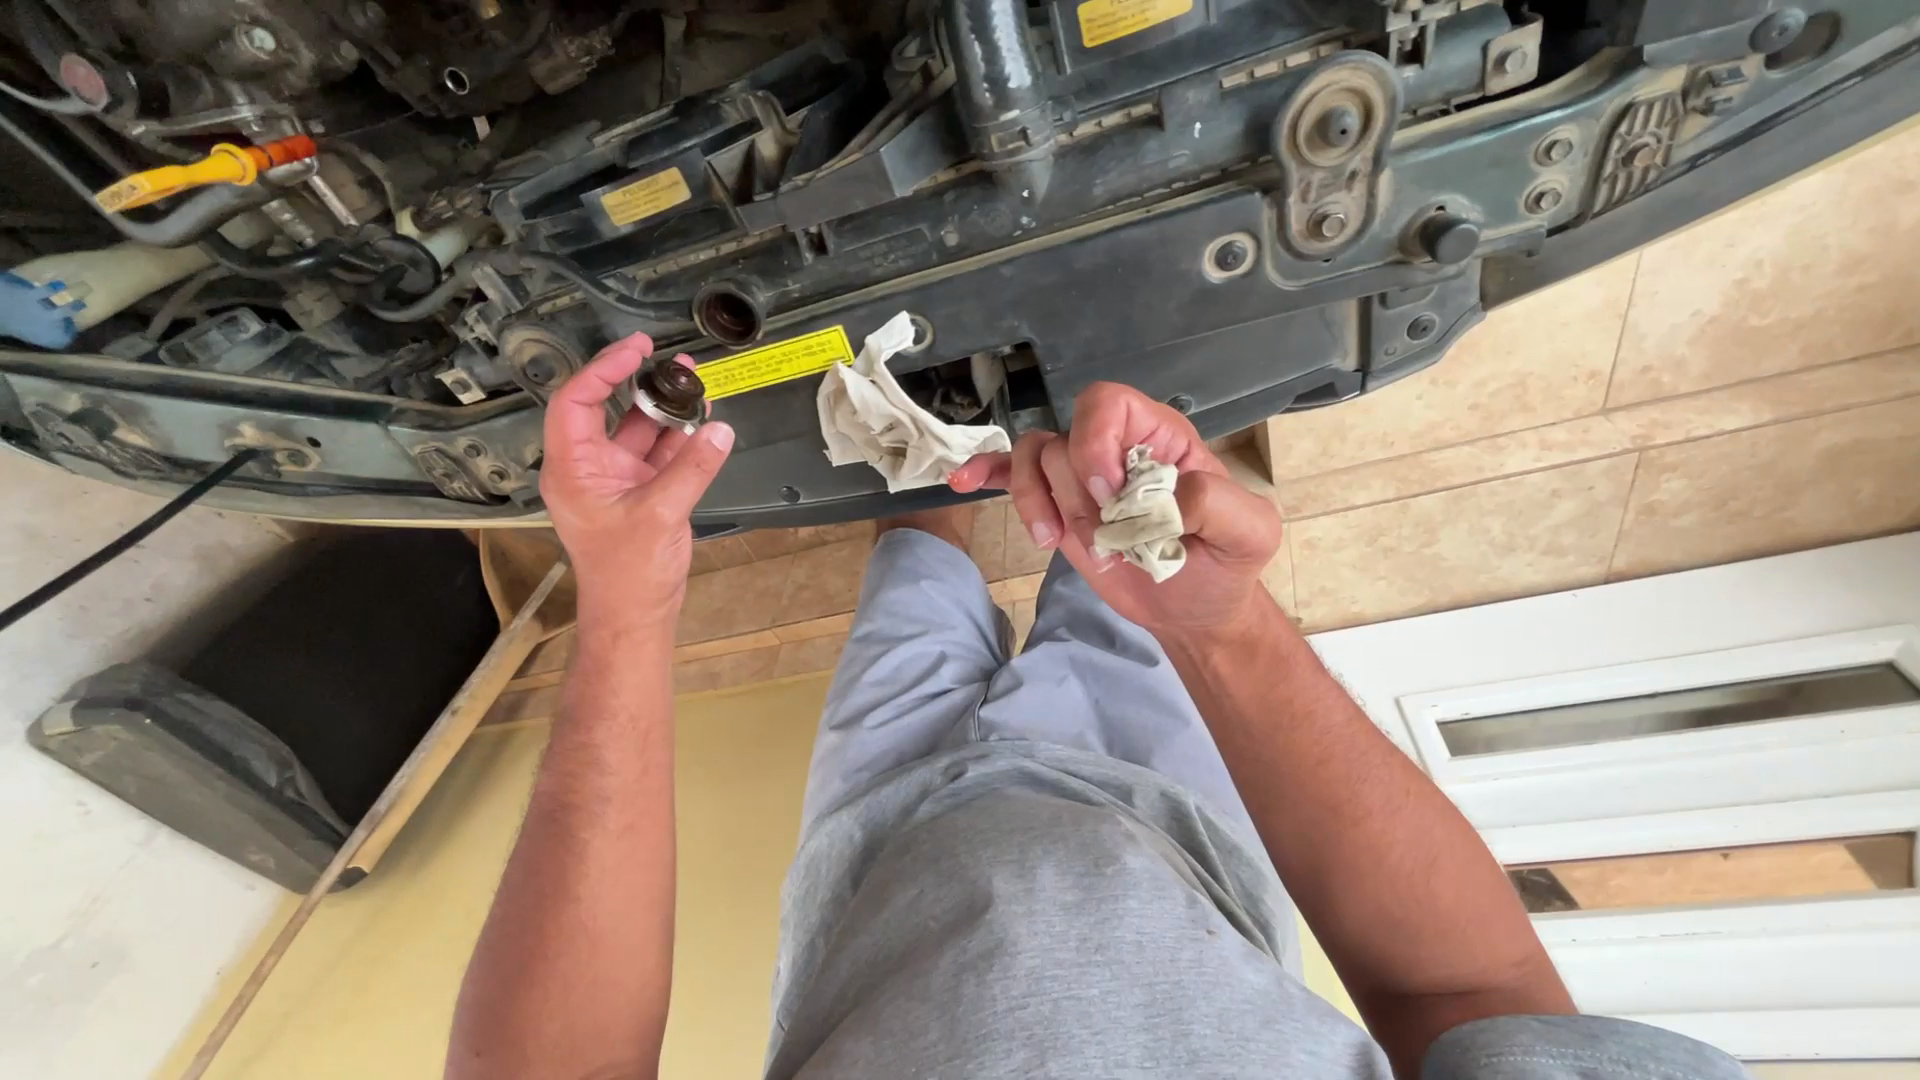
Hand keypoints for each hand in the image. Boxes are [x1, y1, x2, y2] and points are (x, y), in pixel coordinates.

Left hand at [540, 333, 733, 621]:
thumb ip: (691, 469)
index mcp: (573, 468)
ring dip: (666, 409)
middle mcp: (592, 468)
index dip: (602, 370)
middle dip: (640, 384)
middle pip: (609, 412)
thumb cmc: (628, 571)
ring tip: (695, 381)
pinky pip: (662, 456)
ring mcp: (619, 481)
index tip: (636, 350)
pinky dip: (682, 439)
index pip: (576, 403)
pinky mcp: (644, 494)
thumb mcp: (659, 515)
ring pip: (640, 432)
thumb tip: (719, 429)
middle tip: (671, 358)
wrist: (636, 615)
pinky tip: (703, 422)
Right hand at [948, 382, 1280, 638]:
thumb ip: (1216, 502)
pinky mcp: (1056, 507)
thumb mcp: (1249, 533)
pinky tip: (963, 483)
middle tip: (1106, 541)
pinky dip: (986, 473)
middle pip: (1063, 440)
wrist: (1192, 609)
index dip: (1096, 445)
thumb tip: (1157, 494)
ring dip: (1038, 505)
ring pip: (1031, 459)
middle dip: (1075, 497)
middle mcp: (1114, 448)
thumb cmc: (1224, 566)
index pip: (1107, 404)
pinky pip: (1010, 476)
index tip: (1112, 497)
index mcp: (1158, 436)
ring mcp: (1078, 478)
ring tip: (1059, 545)